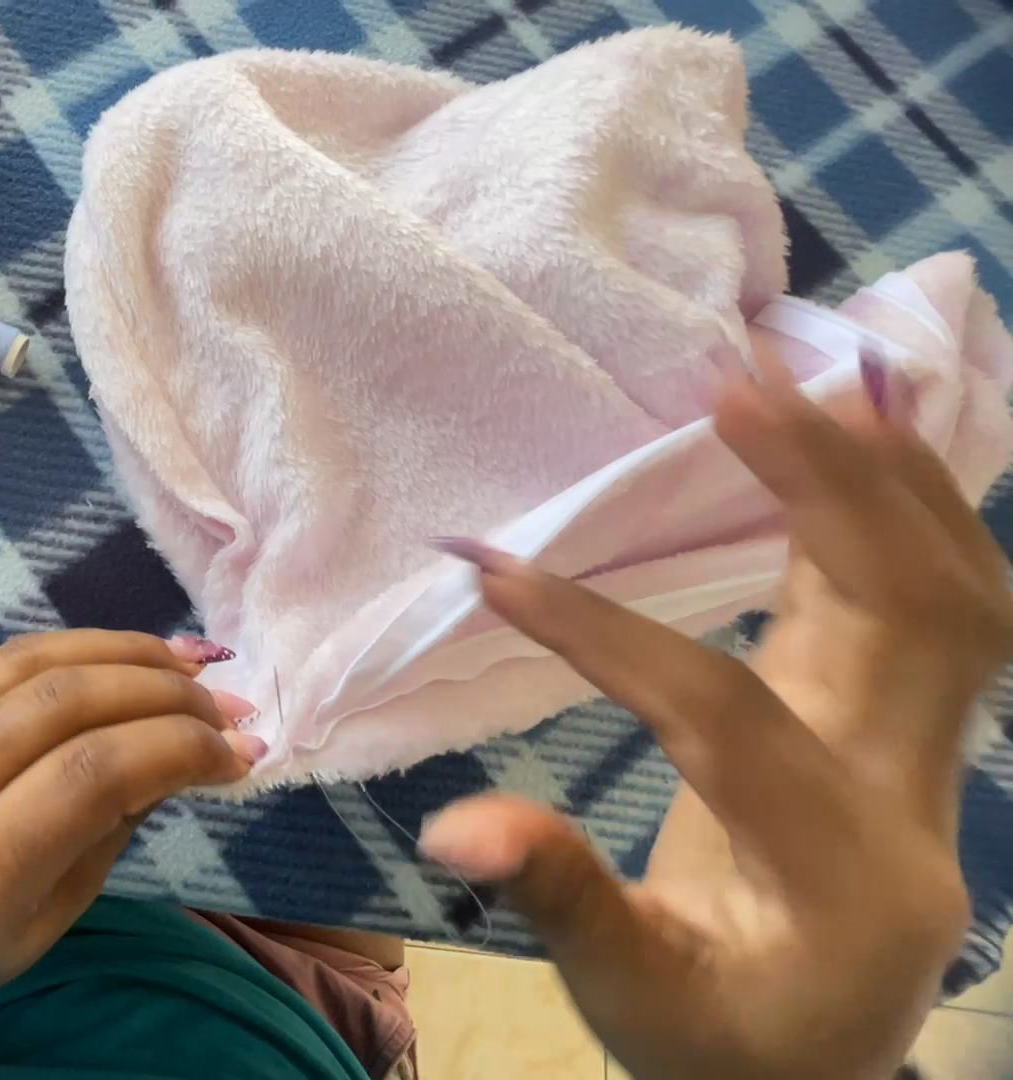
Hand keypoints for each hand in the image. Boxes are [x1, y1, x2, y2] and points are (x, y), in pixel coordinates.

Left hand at [0, 630, 261, 1025]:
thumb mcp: (59, 913)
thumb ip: (116, 823)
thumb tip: (190, 746)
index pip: (87, 777)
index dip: (174, 747)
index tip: (238, 749)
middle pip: (60, 706)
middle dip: (157, 692)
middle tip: (221, 702)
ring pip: (31, 665)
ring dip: (122, 653)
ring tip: (184, 665)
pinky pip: (3, 659)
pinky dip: (76, 645)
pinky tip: (125, 653)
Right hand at [419, 358, 1012, 1079]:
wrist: (809, 1063)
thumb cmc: (708, 1035)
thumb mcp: (624, 989)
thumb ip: (558, 900)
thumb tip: (455, 829)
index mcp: (843, 871)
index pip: (720, 714)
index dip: (603, 637)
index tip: (495, 575)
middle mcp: (911, 794)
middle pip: (920, 618)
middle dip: (827, 492)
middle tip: (738, 391)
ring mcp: (915, 753)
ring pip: (953, 594)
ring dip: (882, 478)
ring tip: (807, 380)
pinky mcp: (881, 726)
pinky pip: (925, 601)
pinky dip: (893, 509)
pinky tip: (845, 443)